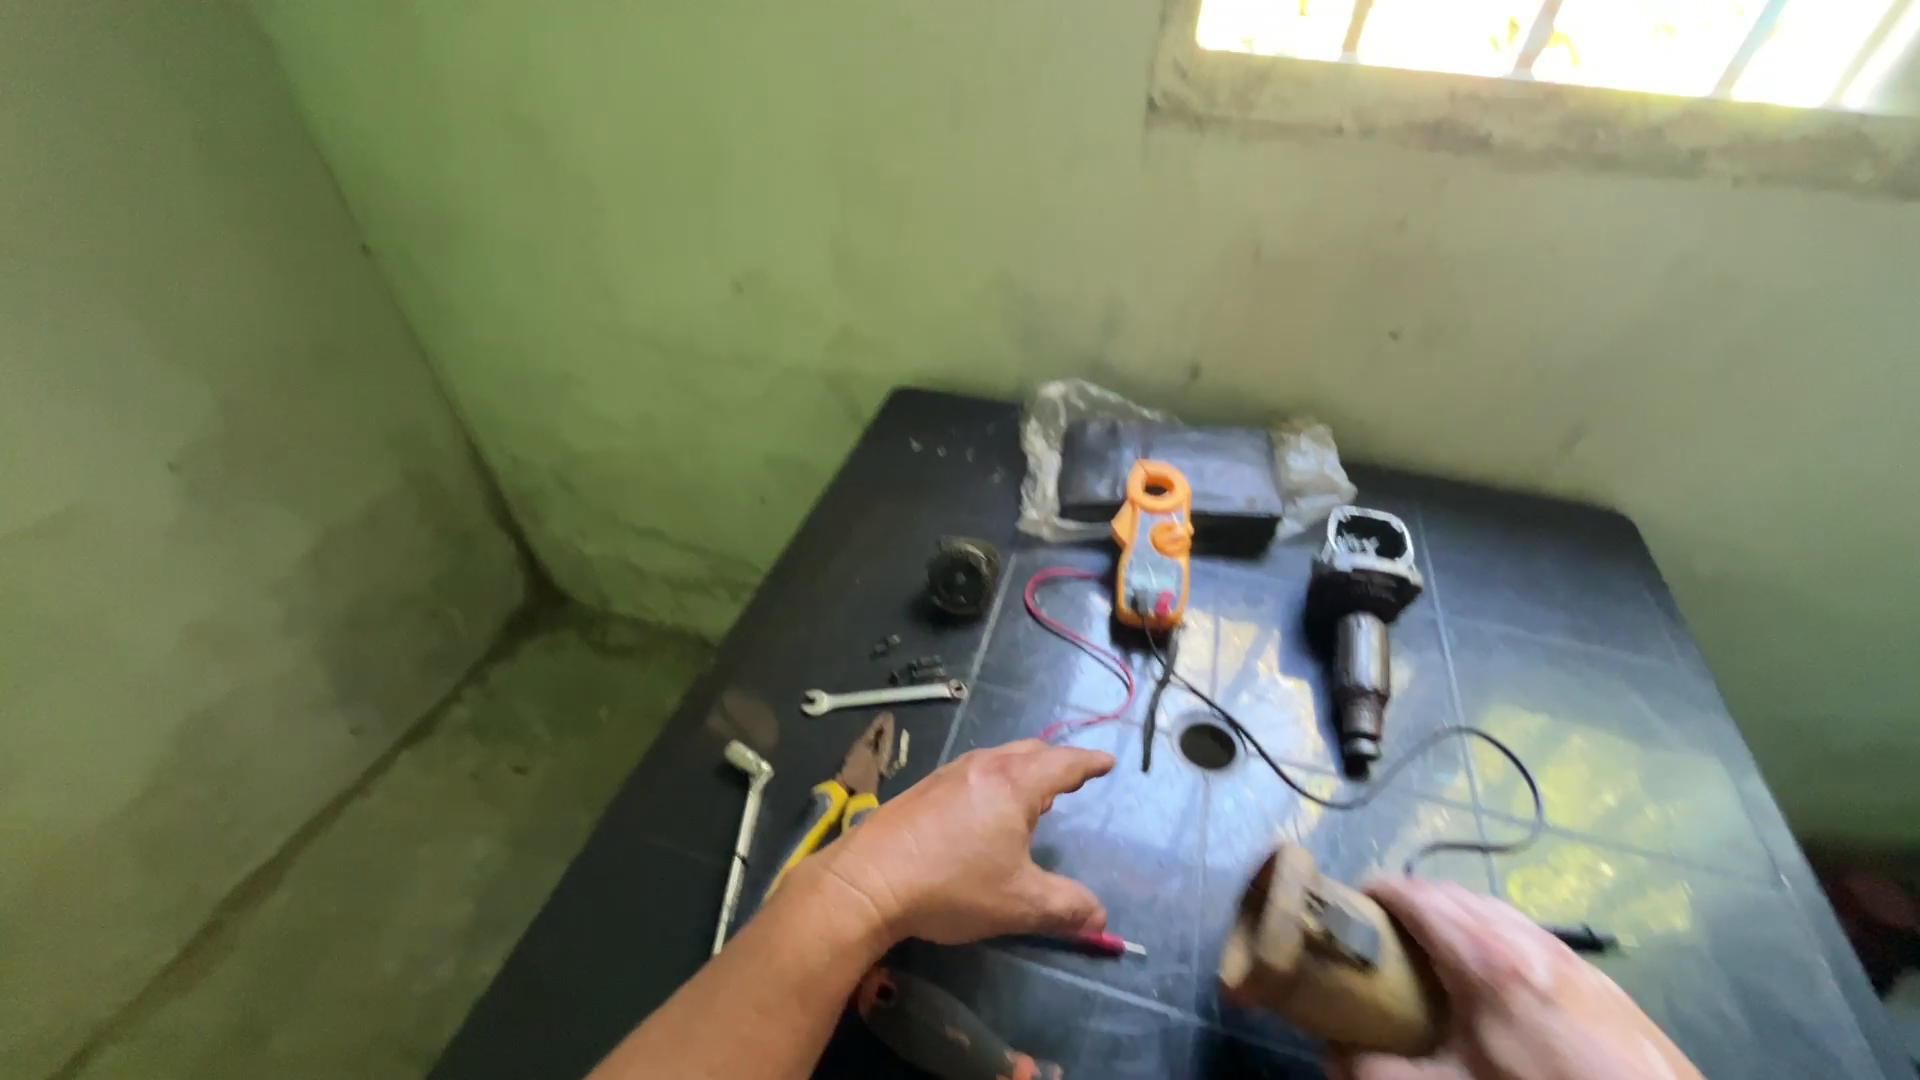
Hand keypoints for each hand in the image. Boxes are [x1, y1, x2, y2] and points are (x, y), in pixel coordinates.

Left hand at [809, 739, 1114, 945]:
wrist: (869, 880)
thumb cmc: (952, 885)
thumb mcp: (1019, 903)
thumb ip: (1066, 908)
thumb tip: (1101, 918)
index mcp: (1013, 783)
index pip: (1063, 763)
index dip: (1089, 763)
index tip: (1106, 761)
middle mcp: (982, 766)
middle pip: (1030, 752)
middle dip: (1057, 762)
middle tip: (1075, 777)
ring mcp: (949, 773)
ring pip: (998, 758)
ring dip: (1023, 768)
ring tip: (1034, 791)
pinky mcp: (924, 788)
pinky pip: (974, 771)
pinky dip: (995, 778)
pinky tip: (985, 805)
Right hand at [1328, 880, 1702, 1079]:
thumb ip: (1371, 1069)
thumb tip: (1330, 1049)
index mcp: (1484, 955)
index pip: (1411, 892)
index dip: (1370, 893)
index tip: (1349, 915)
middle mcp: (1528, 940)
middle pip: (1452, 893)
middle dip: (1410, 905)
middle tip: (1385, 942)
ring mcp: (1573, 961)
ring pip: (1495, 913)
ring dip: (1455, 921)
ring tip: (1436, 963)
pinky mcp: (1606, 988)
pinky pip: (1533, 940)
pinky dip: (1497, 944)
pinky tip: (1498, 992)